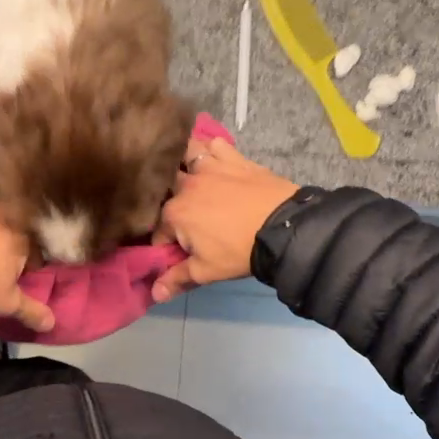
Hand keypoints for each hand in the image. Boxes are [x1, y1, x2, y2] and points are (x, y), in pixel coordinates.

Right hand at [151, 138, 299, 303]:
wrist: (284, 228)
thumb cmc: (238, 251)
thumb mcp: (205, 271)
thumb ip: (176, 279)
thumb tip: (154, 294)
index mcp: (173, 214)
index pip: (157, 232)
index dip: (163, 244)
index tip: (175, 252)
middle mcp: (185, 186)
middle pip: (164, 187)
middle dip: (164, 198)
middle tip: (178, 212)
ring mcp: (210, 168)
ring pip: (185, 154)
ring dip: (181, 162)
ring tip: (187, 173)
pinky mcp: (233, 159)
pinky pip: (215, 145)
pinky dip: (210, 149)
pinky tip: (212, 157)